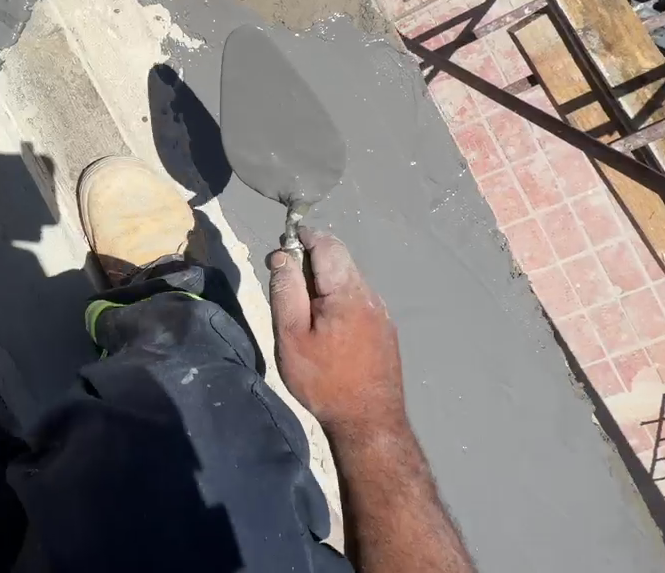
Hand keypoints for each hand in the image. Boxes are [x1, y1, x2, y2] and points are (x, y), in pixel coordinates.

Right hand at [268, 226, 407, 438]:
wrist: (369, 425)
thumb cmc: (324, 380)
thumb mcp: (291, 334)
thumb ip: (286, 289)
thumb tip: (283, 254)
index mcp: (347, 293)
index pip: (326, 243)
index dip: (301, 238)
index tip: (280, 254)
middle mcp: (370, 295)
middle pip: (337, 258)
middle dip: (308, 259)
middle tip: (284, 284)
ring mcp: (381, 313)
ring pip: (347, 278)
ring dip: (321, 280)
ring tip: (302, 310)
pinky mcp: (384, 330)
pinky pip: (356, 298)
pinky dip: (335, 297)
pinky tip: (324, 326)